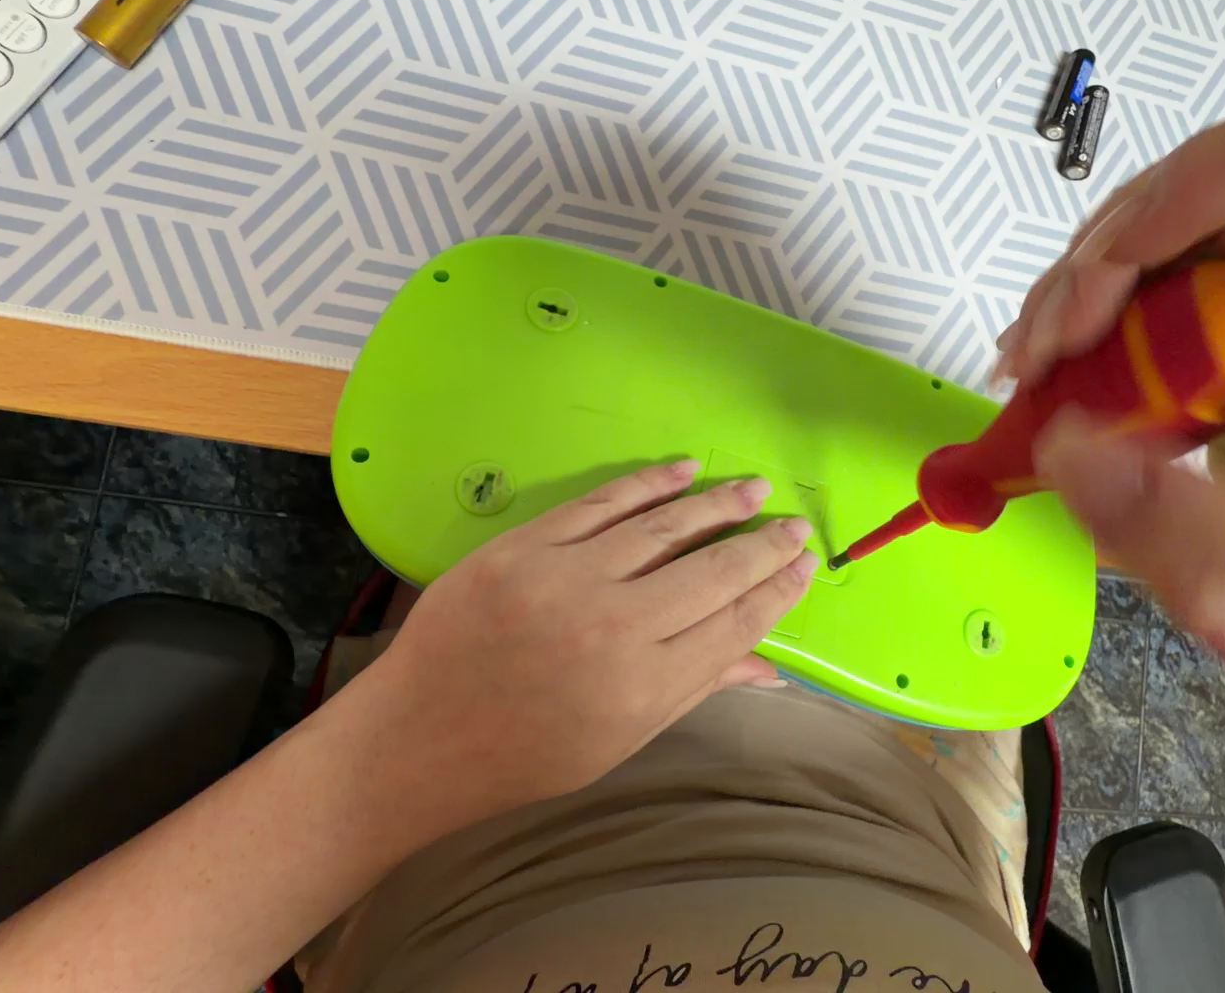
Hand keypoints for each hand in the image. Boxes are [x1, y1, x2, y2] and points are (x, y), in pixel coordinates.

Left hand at [364, 461, 813, 810]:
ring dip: (719, 503)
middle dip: (764, 544)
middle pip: (714, 572)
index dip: (778, 590)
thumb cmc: (527, 754)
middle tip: (796, 523)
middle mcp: (616, 629)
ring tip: (755, 486)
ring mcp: (567, 580)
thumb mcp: (621, 740)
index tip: (805, 565)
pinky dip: (649, 482)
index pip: (736, 624)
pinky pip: (602, 503)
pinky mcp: (525, 547)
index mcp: (645, 688)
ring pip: (666, 528)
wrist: (419, 738)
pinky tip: (686, 470)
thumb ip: (697, 690)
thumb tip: (771, 669)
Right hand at [1009, 83, 1224, 801]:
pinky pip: (1165, 305)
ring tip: (1030, 376)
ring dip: (1088, 292)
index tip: (1125, 260)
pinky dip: (1092, 336)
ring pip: (1187, 240)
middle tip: (1042, 353)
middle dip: (1118, 250)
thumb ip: (1206, 557)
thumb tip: (1061, 447)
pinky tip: (1054, 394)